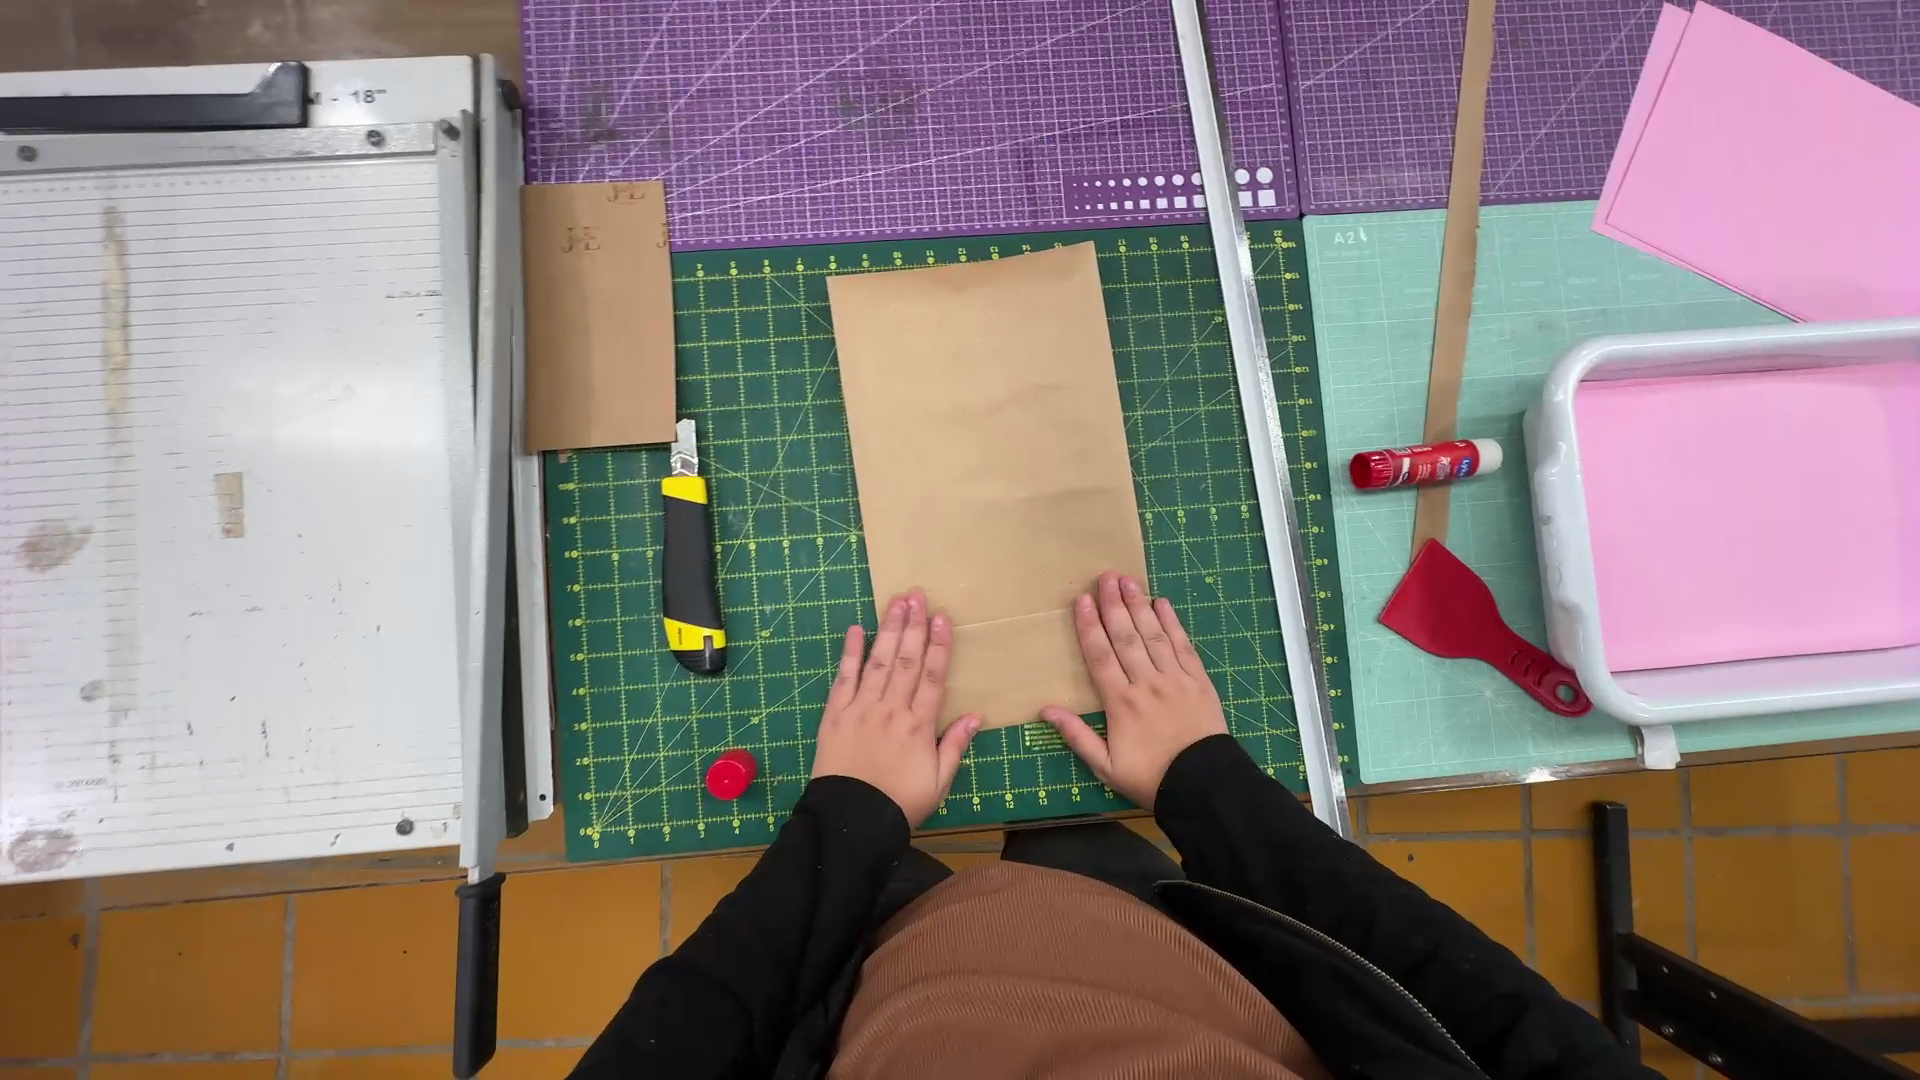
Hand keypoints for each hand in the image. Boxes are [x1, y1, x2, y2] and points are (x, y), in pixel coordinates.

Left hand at [811, 588, 980, 826]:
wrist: (850, 821)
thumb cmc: (900, 804)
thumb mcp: (938, 782)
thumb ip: (955, 746)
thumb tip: (977, 716)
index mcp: (919, 725)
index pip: (933, 676)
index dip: (940, 645)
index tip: (943, 617)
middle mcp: (892, 709)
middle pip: (906, 660)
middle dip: (914, 625)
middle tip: (917, 595)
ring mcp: (861, 708)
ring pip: (878, 661)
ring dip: (888, 630)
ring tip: (896, 603)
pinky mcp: (835, 714)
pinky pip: (843, 678)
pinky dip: (850, 653)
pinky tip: (856, 630)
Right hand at [1042, 572, 1227, 809]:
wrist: (1205, 786)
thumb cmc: (1150, 777)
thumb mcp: (1106, 766)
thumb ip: (1077, 735)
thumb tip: (1046, 709)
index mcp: (1120, 702)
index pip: (1100, 655)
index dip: (1089, 625)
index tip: (1081, 600)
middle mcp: (1146, 683)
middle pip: (1126, 636)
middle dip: (1113, 604)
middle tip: (1104, 577)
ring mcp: (1174, 679)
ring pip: (1153, 635)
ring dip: (1139, 606)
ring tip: (1127, 581)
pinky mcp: (1198, 681)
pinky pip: (1182, 646)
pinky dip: (1172, 623)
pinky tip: (1162, 603)